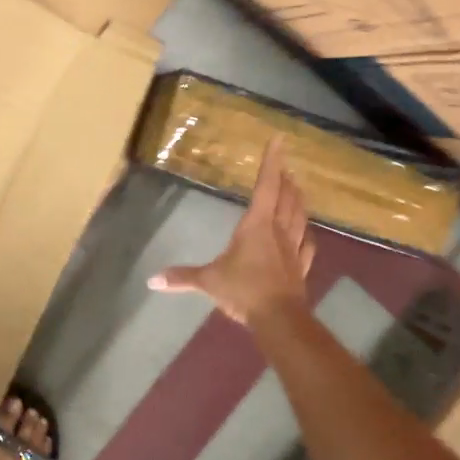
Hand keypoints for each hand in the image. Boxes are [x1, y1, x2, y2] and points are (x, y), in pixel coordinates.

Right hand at [149, 136, 315, 325]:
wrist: (280, 319)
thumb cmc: (244, 290)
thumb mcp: (209, 281)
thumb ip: (182, 277)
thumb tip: (152, 281)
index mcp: (256, 225)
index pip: (266, 186)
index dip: (272, 162)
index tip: (279, 140)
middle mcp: (278, 230)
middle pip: (287, 197)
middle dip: (286, 179)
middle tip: (286, 166)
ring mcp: (293, 249)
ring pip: (300, 216)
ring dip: (298, 200)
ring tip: (297, 188)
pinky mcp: (301, 268)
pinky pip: (307, 245)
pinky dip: (306, 234)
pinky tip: (307, 233)